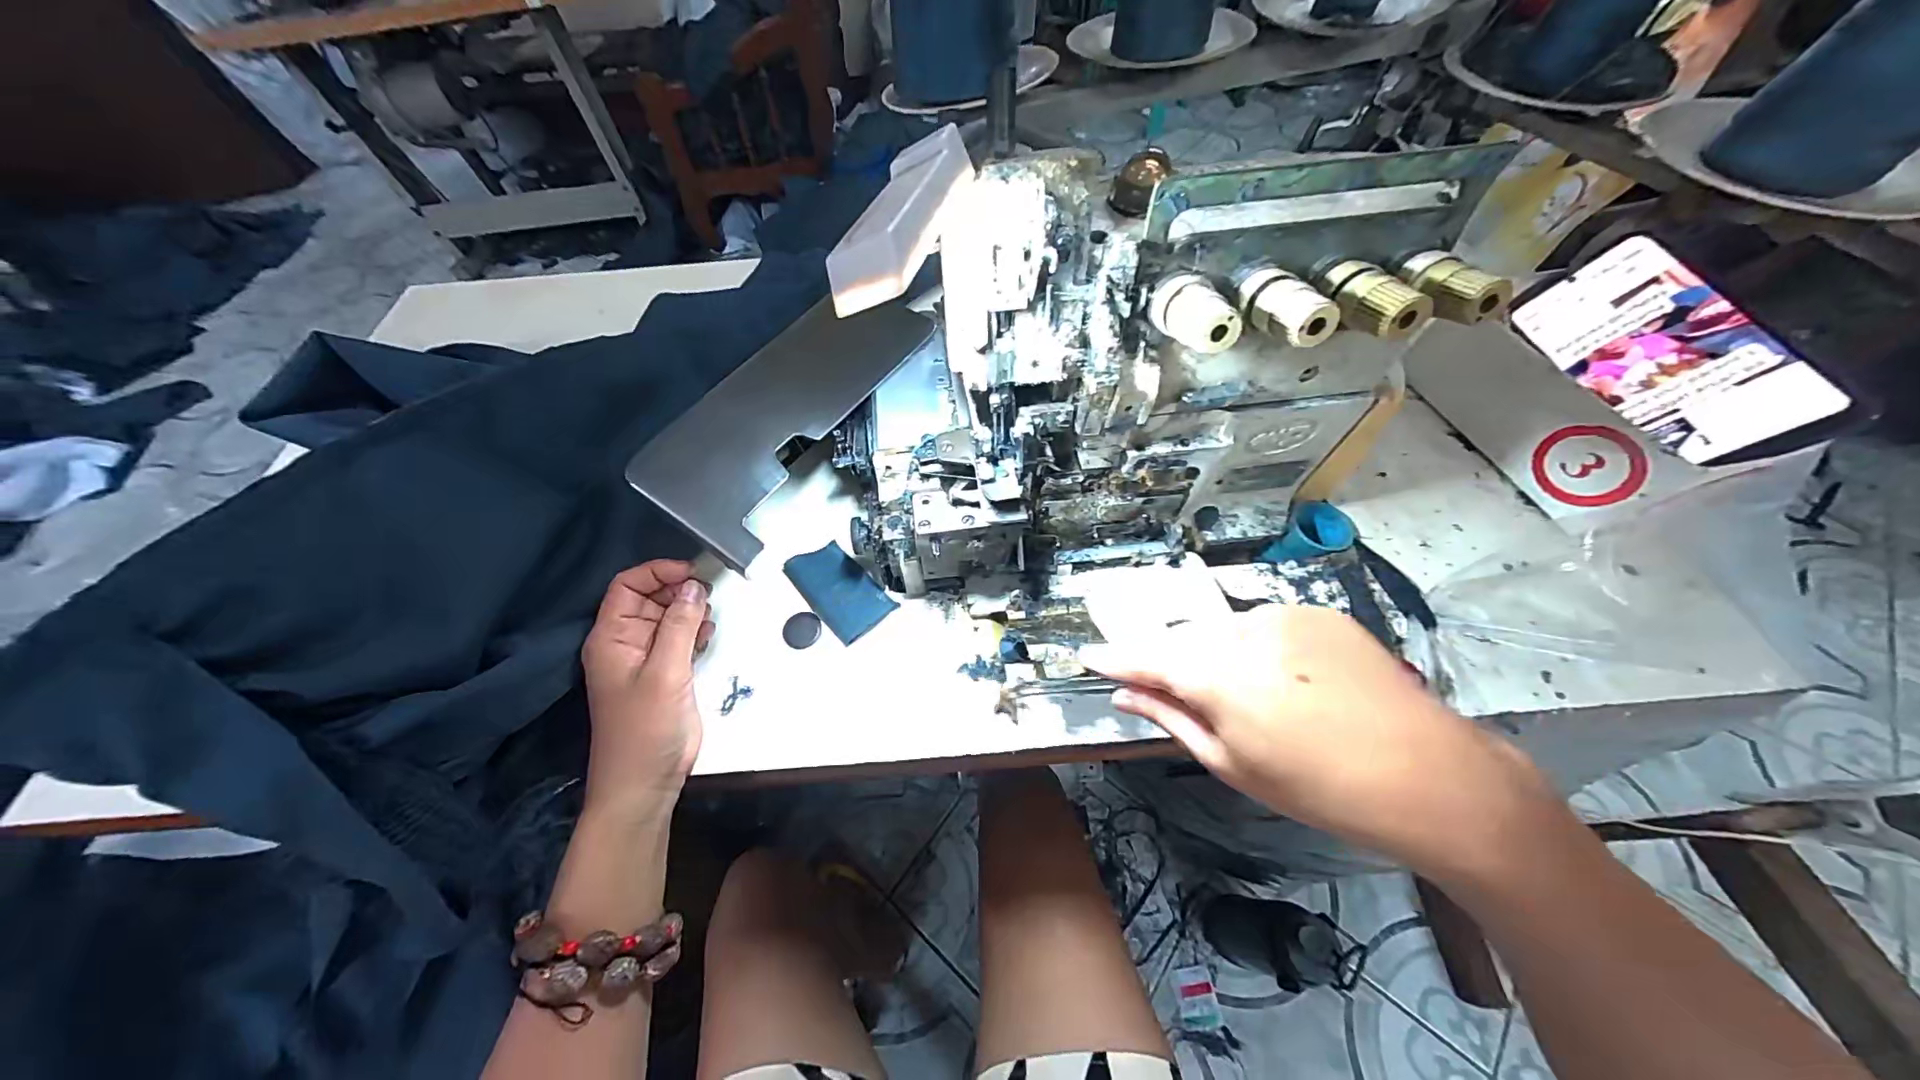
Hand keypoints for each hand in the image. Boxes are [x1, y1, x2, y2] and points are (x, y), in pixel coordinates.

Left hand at [580, 560, 714, 818]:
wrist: (645, 782)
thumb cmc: (645, 730)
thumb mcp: (664, 673)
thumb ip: (679, 626)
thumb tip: (693, 586)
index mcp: (611, 638)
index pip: (628, 586)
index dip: (657, 572)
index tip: (692, 572)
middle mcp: (626, 643)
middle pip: (650, 597)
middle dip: (678, 590)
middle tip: (708, 596)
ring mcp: (646, 659)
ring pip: (668, 617)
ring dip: (690, 610)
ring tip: (709, 619)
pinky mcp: (665, 674)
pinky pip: (679, 638)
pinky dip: (695, 631)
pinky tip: (707, 635)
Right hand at [1079, 605, 1558, 880]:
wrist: (1429, 775)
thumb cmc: (1321, 789)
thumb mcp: (1234, 766)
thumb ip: (1172, 720)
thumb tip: (1126, 695)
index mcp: (1221, 678)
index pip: (1147, 657)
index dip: (1114, 657)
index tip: (1088, 655)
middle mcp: (1247, 633)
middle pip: (1183, 638)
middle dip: (1166, 659)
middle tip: (1163, 687)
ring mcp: (1286, 616)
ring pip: (1221, 628)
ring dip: (1210, 651)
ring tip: (1235, 691)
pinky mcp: (1317, 612)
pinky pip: (1262, 624)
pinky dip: (1251, 644)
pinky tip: (1277, 678)